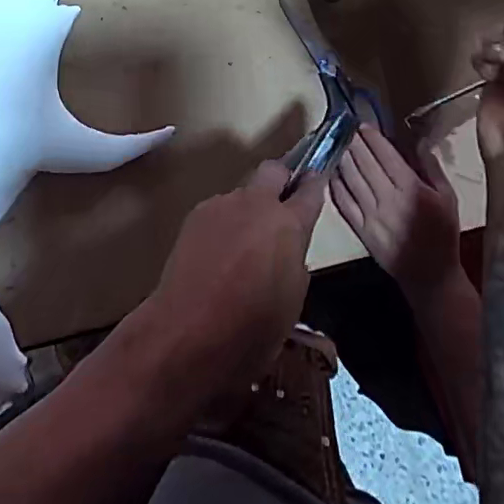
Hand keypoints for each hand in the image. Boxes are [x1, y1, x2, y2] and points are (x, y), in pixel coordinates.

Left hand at [131, 160, 326, 397]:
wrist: (187, 333)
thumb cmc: (251, 327)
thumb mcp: (293, 298)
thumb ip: (295, 259)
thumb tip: (286, 247)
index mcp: (288, 224)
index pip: (310, 190)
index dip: (315, 184)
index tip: (316, 181)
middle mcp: (257, 204)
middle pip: (274, 170)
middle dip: (280, 182)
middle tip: (279, 208)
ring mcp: (223, 206)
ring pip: (242, 194)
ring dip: (248, 212)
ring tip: (239, 249)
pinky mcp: (195, 215)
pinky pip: (218, 211)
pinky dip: (223, 226)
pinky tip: (215, 256)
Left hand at [332, 124, 466, 300]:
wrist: (431, 276)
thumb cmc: (443, 234)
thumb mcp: (448, 197)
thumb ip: (430, 167)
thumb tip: (415, 141)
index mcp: (411, 190)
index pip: (385, 155)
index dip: (372, 138)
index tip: (364, 125)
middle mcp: (388, 200)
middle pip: (364, 163)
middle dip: (355, 143)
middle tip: (348, 129)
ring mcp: (371, 217)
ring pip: (351, 180)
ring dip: (343, 159)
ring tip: (340, 145)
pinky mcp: (360, 231)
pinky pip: (343, 203)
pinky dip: (336, 185)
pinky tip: (333, 173)